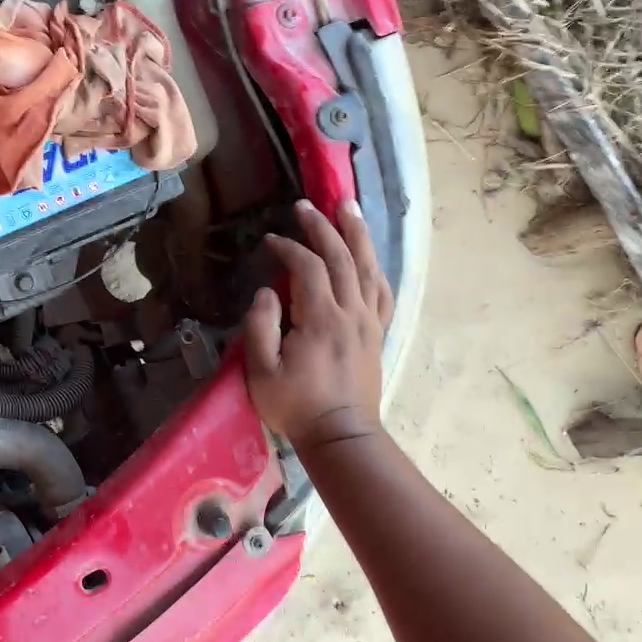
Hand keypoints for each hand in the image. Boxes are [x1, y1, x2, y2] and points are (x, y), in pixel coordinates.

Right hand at [242, 200, 393, 450]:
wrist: (341, 437)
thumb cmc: (295, 405)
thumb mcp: (261, 370)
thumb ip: (260, 326)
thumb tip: (267, 292)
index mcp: (320, 319)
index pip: (307, 268)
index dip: (288, 248)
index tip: (269, 240)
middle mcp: (350, 314)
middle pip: (341, 258)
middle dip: (323, 227)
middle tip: (306, 205)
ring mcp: (369, 323)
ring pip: (367, 268)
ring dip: (356, 235)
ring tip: (347, 208)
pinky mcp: (377, 334)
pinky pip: (382, 291)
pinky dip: (374, 267)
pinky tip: (368, 255)